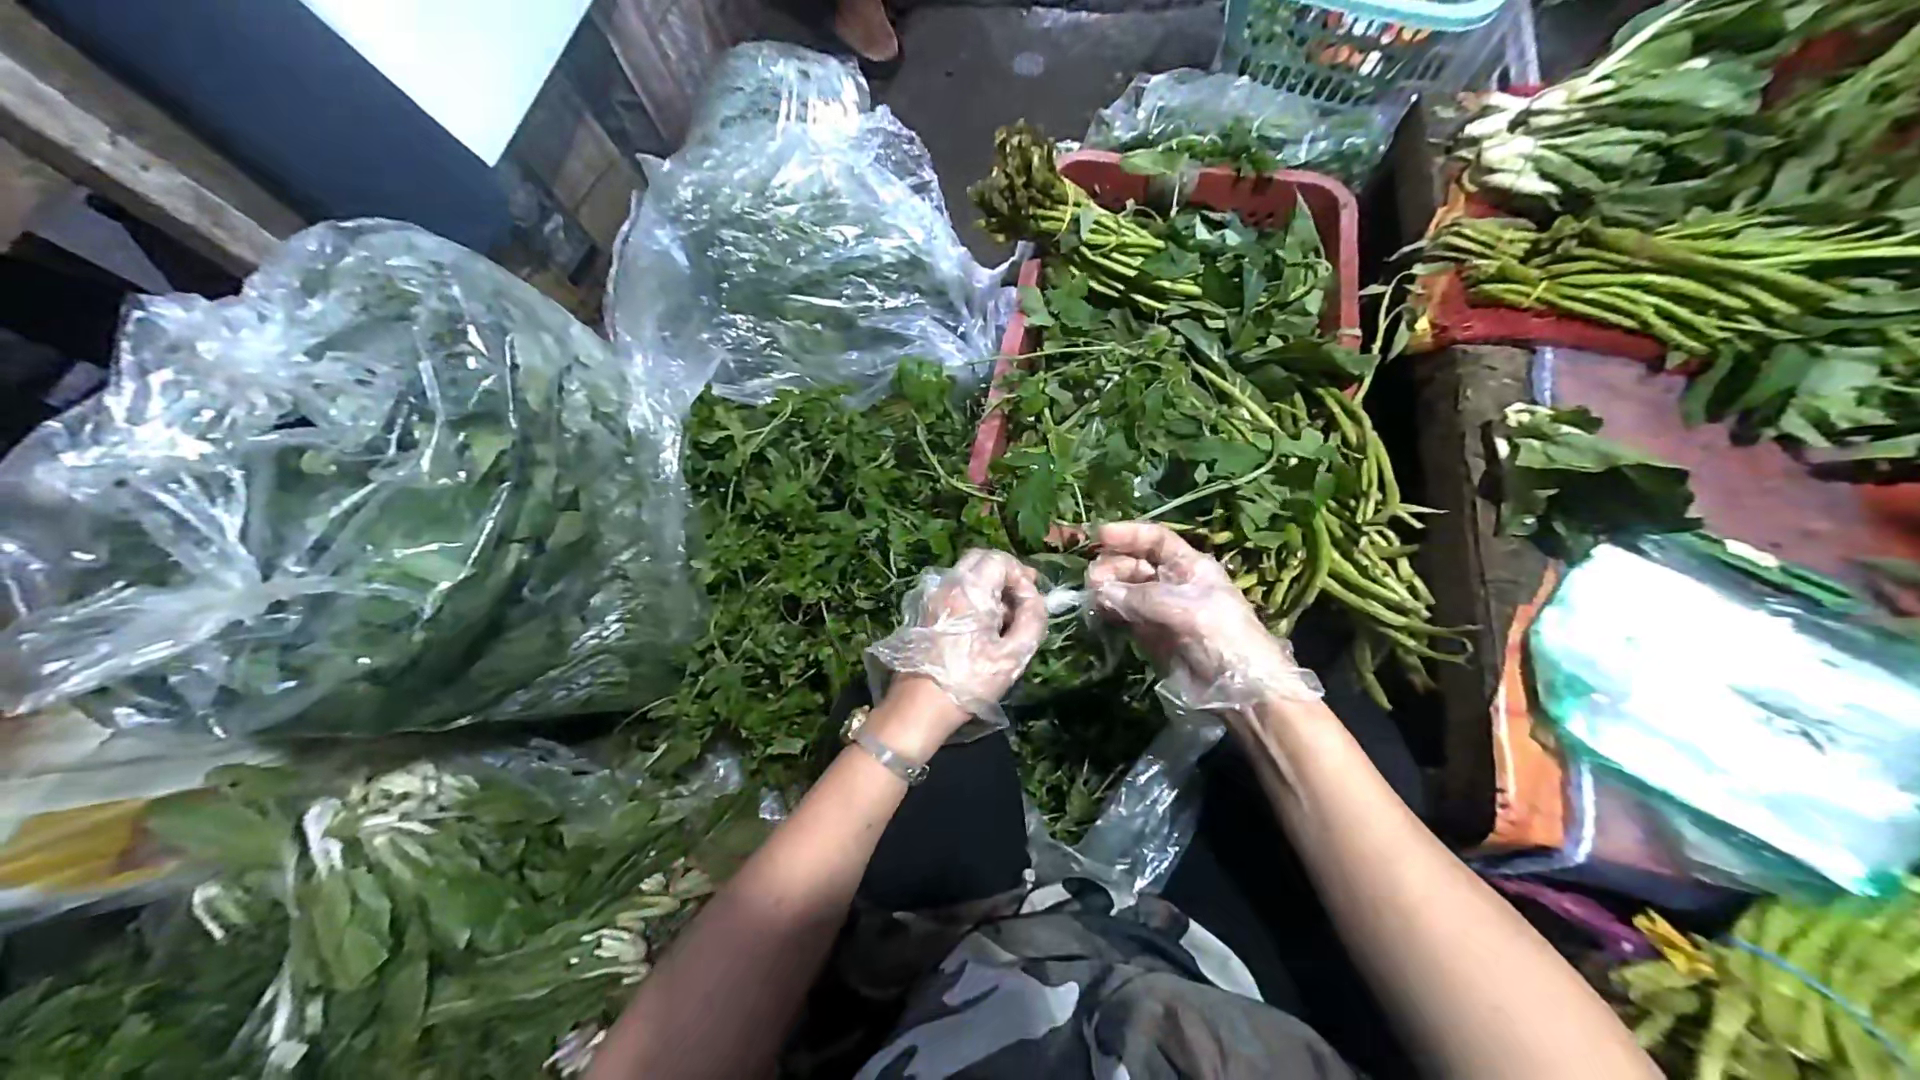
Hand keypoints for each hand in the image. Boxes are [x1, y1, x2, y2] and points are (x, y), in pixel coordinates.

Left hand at [865, 549, 1046, 737]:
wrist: (918, 707)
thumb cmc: (968, 682)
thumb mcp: (1012, 656)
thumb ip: (1032, 620)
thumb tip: (1034, 599)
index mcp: (968, 592)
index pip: (999, 559)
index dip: (1020, 575)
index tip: (1030, 602)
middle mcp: (946, 586)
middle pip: (980, 560)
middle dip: (1005, 575)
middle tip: (1021, 601)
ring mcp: (932, 598)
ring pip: (966, 576)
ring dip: (989, 587)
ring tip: (1004, 621)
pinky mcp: (925, 613)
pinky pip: (954, 592)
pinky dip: (972, 598)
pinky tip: (981, 629)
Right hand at [1087, 522, 1320, 715]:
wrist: (1238, 689)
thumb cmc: (1222, 636)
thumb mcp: (1185, 608)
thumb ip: (1141, 597)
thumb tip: (1100, 591)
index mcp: (1190, 567)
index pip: (1155, 540)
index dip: (1129, 534)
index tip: (1099, 535)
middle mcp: (1172, 583)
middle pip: (1134, 564)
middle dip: (1112, 565)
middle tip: (1093, 579)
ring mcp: (1158, 610)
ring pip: (1124, 589)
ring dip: (1106, 589)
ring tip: (1092, 596)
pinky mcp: (1148, 635)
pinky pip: (1122, 615)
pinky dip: (1107, 611)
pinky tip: (1097, 611)